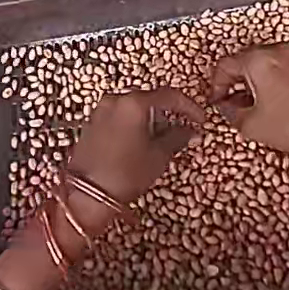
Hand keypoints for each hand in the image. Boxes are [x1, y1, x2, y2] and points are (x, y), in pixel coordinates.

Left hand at [64, 88, 207, 207]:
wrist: (87, 194)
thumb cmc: (126, 173)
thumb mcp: (158, 156)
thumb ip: (178, 137)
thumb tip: (191, 131)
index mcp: (134, 103)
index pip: (169, 95)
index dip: (189, 107)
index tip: (201, 120)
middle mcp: (115, 100)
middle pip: (149, 99)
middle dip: (169, 114)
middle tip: (184, 130)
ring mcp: (100, 111)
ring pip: (133, 108)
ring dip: (151, 120)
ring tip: (163, 140)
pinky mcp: (92, 124)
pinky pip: (119, 117)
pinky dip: (134, 124)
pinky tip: (141, 143)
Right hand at [208, 43, 288, 157]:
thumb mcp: (250, 125)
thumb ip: (230, 111)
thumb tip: (227, 106)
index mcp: (260, 60)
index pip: (226, 64)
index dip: (217, 84)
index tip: (218, 98)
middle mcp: (283, 50)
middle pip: (250, 59)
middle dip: (240, 80)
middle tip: (237, 101)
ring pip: (274, 62)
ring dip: (264, 79)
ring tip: (264, 103)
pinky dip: (286, 79)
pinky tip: (288, 102)